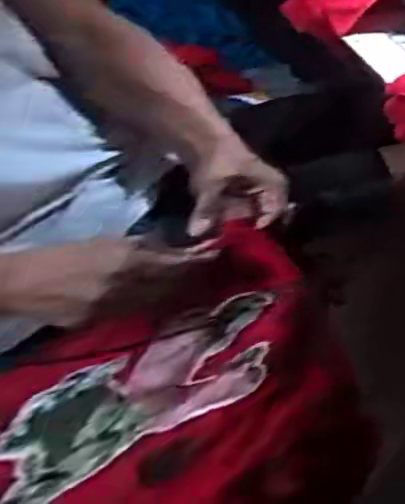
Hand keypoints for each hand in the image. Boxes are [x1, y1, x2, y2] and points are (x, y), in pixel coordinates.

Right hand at [0, 238, 218, 326]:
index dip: (207, 263)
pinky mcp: (92, 322)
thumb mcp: (120, 242)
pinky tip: (167, 303)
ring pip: (160, 305)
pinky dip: (155, 309)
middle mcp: (124, 287)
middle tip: (219, 276)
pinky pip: (134, 315)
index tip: (223, 258)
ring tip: (201, 291)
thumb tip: (194, 250)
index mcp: (133, 262)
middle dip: (201, 282)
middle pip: (178, 287)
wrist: (15, 282)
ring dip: (183, 298)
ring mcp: (107, 308)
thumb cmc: (70, 254)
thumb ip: (158, 248)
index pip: (185, 265)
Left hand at [186, 140, 288, 236]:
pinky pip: (234, 215)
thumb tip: (197, 233)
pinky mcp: (236, 199)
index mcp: (275, 187)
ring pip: (247, 218)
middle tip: (228, 249)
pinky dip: (223, 225)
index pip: (277, 211)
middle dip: (246, 234)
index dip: (261, 228)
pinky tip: (210, 235)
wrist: (206, 145)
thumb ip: (207, 208)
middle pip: (262, 217)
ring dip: (232, 231)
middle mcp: (268, 193)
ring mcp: (252, 196)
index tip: (241, 242)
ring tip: (216, 245)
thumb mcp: (212, 185)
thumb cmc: (219, 161)